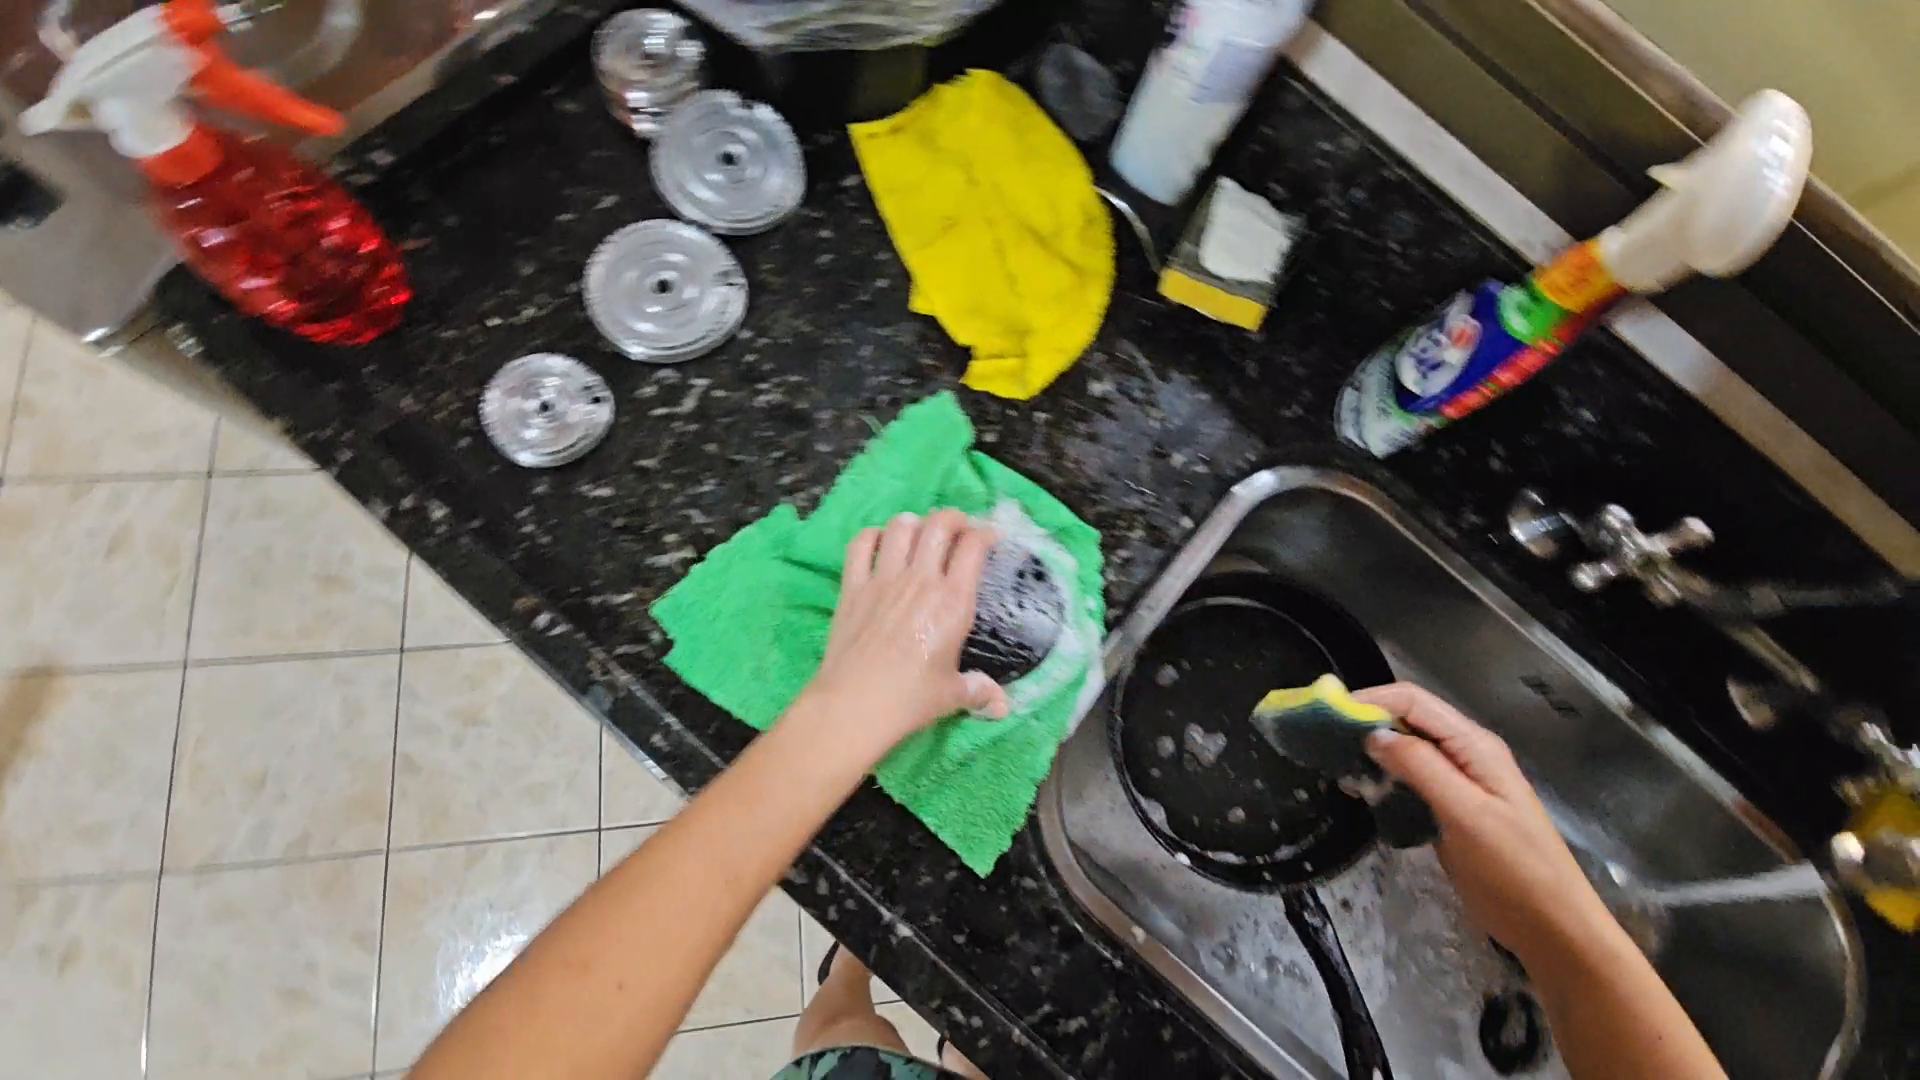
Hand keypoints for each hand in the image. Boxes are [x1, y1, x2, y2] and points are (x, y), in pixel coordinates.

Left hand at [801, 511, 1011, 753]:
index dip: (986, 534)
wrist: (854, 704)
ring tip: (921, 532)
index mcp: (952, 602)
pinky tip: (880, 542)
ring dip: (915, 522)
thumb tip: (1003, 706)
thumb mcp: (952, 695)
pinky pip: (861, 545)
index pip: (973, 547)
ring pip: (900, 528)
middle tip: (959, 528)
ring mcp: (883, 580)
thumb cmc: (910, 699)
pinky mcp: (852, 587)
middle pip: (939, 525)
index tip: (990, 537)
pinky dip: (872, 536)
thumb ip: (979, 692)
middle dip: (953, 518)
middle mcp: (920, 581)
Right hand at [1353, 683, 1613, 963]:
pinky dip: (1379, 779)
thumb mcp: (1466, 815)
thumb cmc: (1515, 869)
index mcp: (1473, 745)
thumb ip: (1420, 767)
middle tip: (1324, 741)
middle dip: (1364, 723)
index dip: (1370, 700)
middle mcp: (1463, 754)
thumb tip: (1371, 734)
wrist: (1554, 930)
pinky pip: (1405, 779)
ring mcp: (1455, 781)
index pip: (1413, 702)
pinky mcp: (1445, 807)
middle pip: (1405, 720)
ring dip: (1368, 752)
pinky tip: (1357, 791)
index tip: (1328, 715)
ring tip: (1335, 766)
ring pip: (1401, 749)